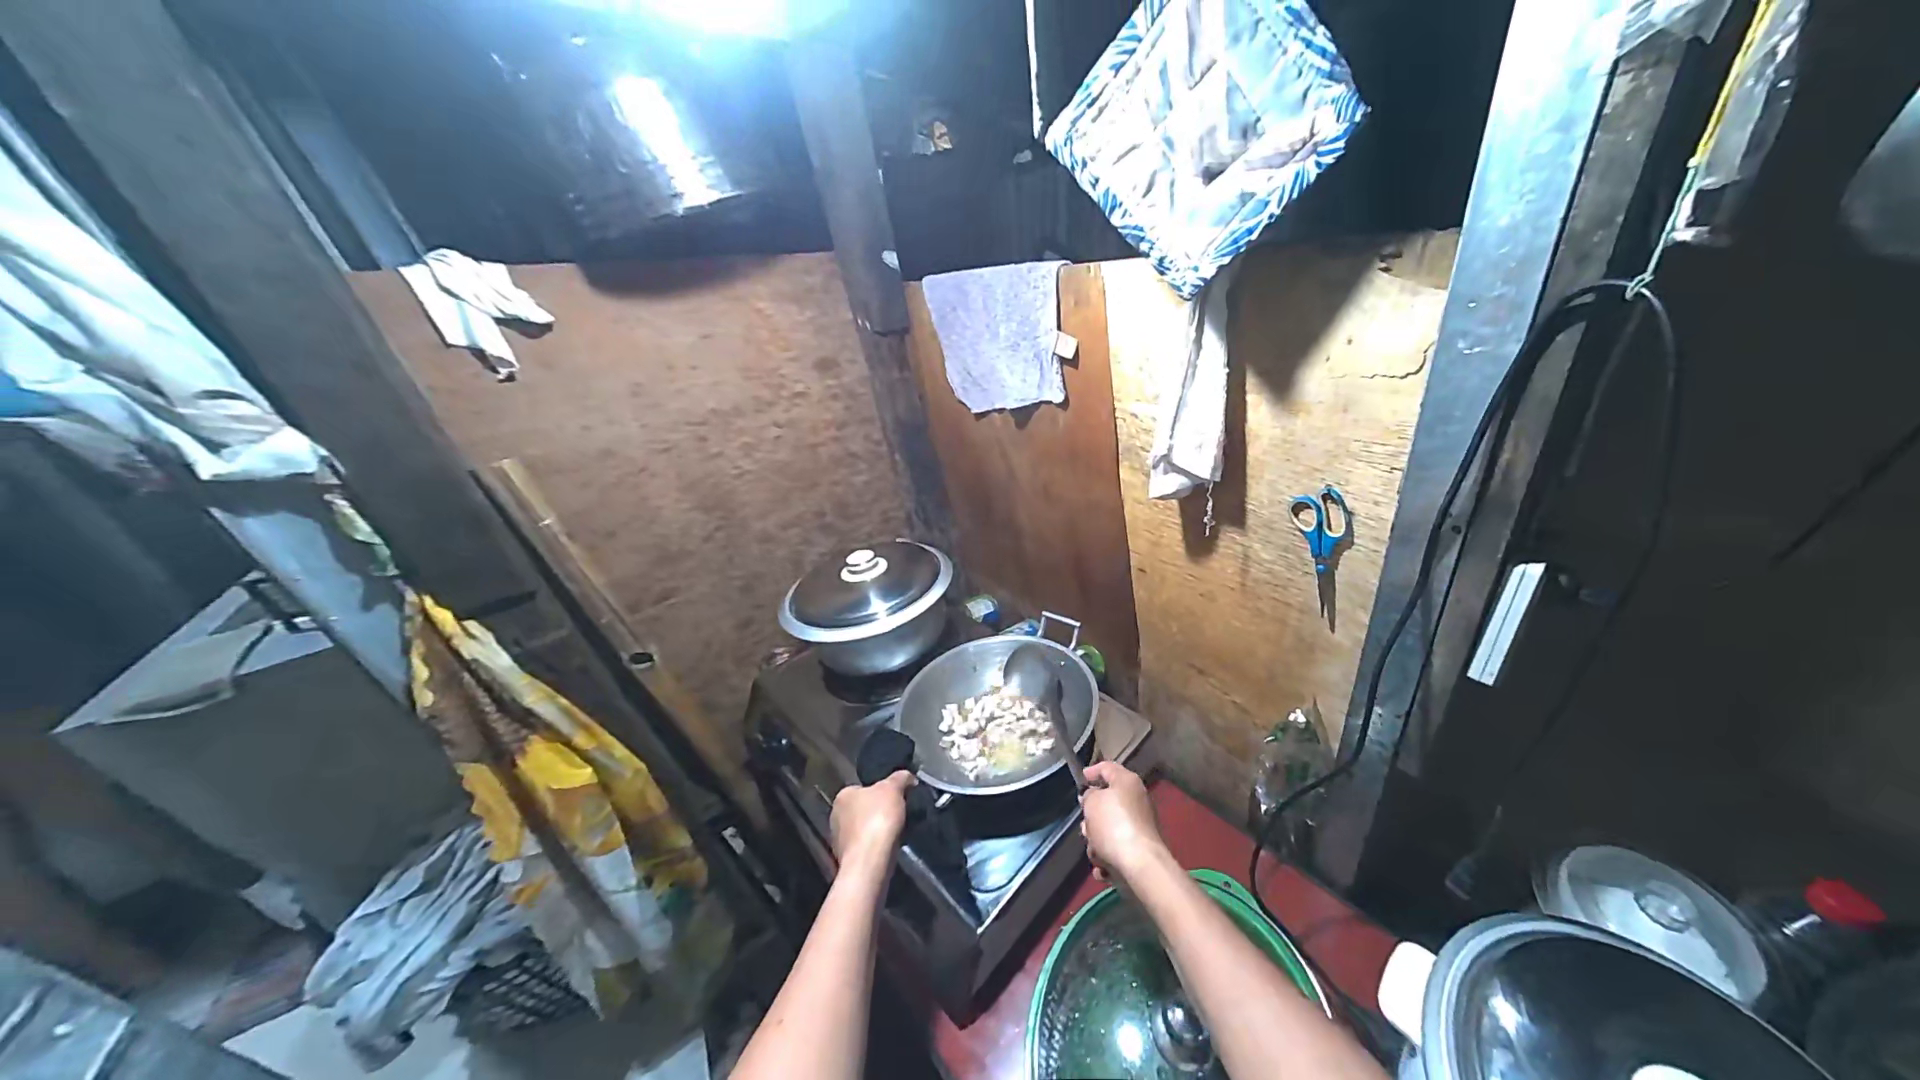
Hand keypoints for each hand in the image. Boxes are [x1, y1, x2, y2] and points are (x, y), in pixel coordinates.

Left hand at [831, 770, 913, 868]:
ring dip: (877, 831)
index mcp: (842, 795)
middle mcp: (835, 816)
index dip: (881, 792)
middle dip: (878, 812)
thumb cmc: (877, 819)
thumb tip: (908, 776)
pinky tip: (887, 849)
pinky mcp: (846, 860)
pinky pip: (864, 848)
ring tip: (895, 834)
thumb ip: (900, 778)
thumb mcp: (893, 788)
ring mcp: (839, 840)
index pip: (863, 788)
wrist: (870, 863)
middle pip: (863, 809)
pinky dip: (875, 848)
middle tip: (897, 815)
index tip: (896, 798)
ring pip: (863, 830)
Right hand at [1079, 762, 1172, 884]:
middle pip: (1106, 803)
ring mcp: (1139, 827)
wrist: (1140, 864)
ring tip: (1096, 852)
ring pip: (1108, 830)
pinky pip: (1115, 850)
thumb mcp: (1092, 802)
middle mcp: (1136, 801)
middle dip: (1091, 817)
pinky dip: (1107, 859)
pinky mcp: (1140, 849)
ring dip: (1096, 842)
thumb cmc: (1113, 825)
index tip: (1080, 779)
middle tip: (1085, 826)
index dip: (1092, 771)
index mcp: (1127, 783)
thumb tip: (1094, 797)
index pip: (1107, 768)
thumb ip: (1089, 794)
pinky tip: (1102, 868)